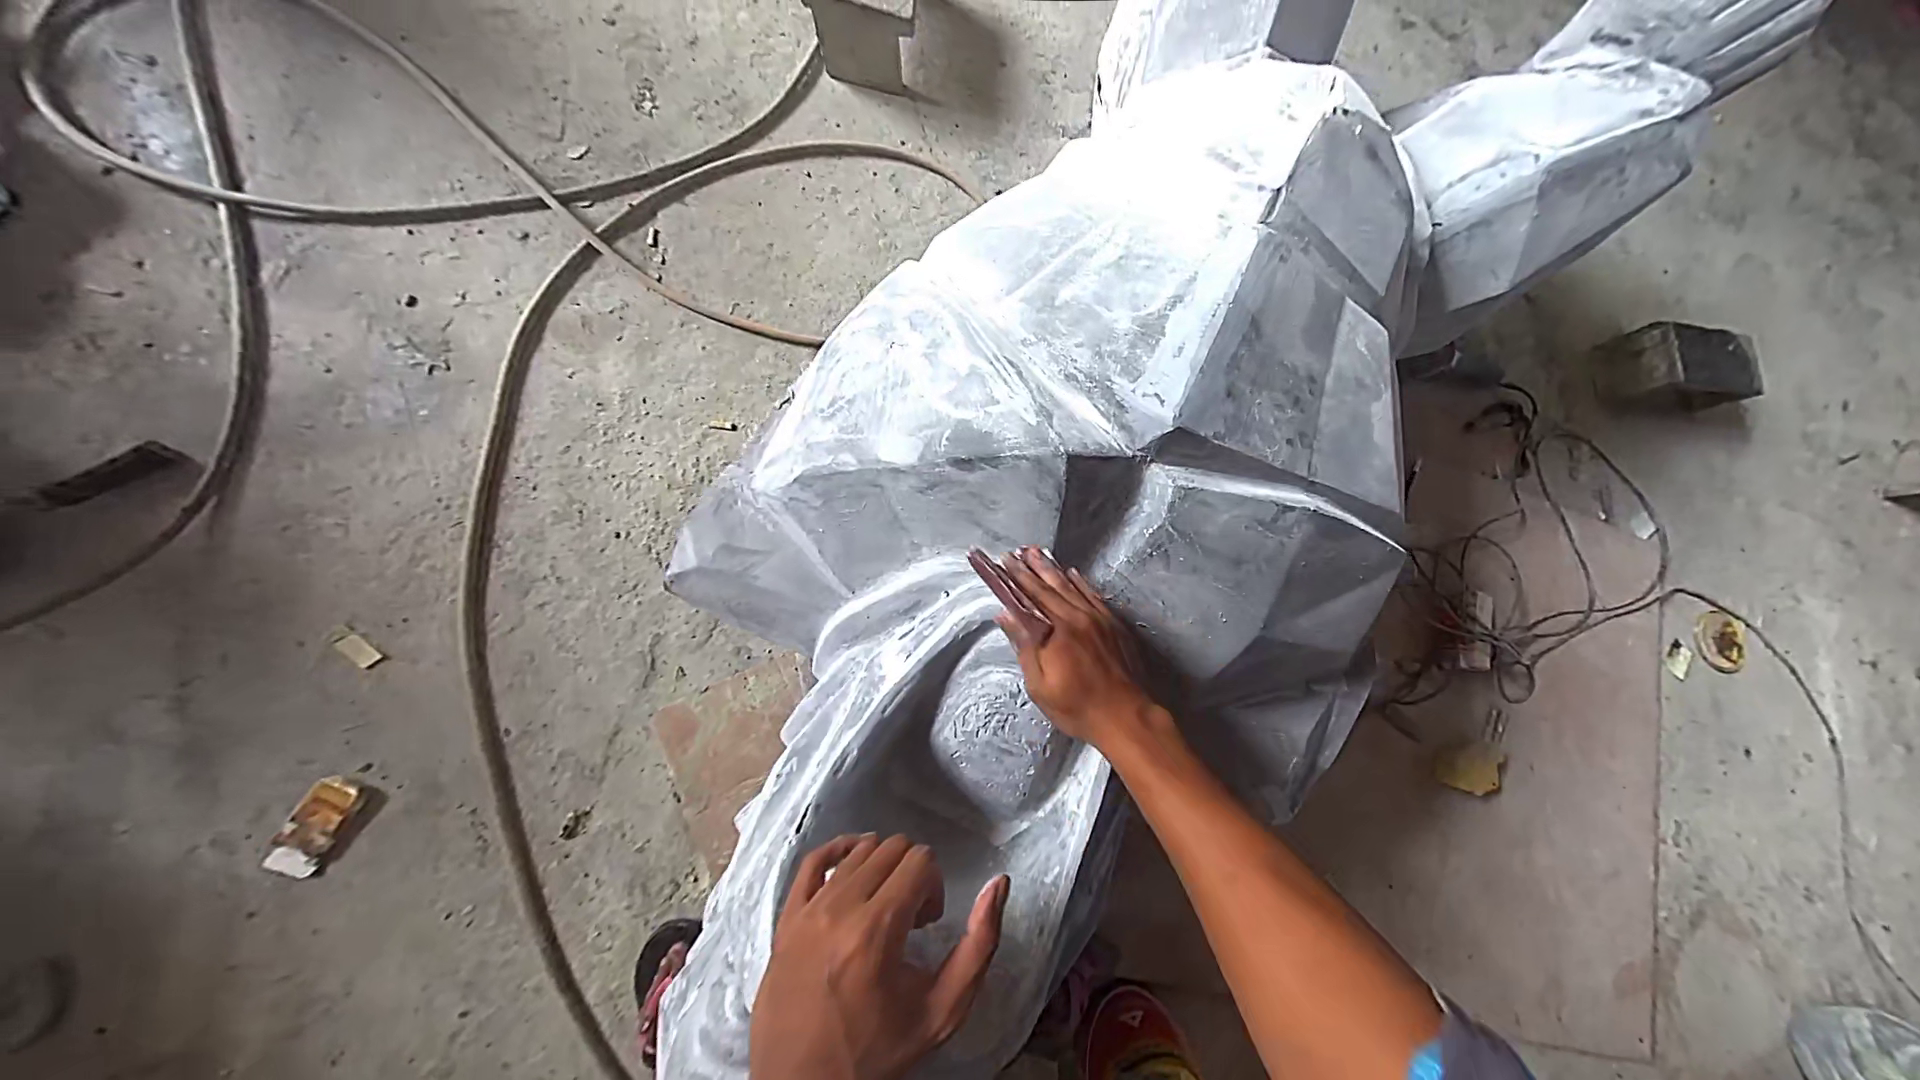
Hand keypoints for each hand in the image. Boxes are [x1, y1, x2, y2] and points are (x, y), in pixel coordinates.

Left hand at [750, 834, 1009, 1079]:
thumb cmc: (876, 1050)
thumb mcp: (942, 1010)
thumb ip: (980, 944)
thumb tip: (999, 884)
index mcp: (878, 930)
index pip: (920, 860)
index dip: (934, 884)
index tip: (928, 921)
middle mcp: (840, 908)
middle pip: (891, 848)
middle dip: (912, 873)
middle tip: (910, 916)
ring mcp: (808, 909)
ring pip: (858, 849)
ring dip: (881, 866)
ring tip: (882, 905)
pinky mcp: (787, 916)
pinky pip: (813, 859)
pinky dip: (839, 852)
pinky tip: (852, 869)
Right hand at [970, 546, 1166, 750]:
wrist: (1127, 717)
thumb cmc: (1079, 707)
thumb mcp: (1040, 685)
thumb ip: (1024, 646)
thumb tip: (1007, 616)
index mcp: (1056, 631)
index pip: (1028, 597)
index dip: (1013, 578)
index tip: (1000, 563)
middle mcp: (1077, 618)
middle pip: (1048, 587)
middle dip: (1028, 568)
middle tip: (1014, 553)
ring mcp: (1098, 619)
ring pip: (1070, 586)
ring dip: (1051, 568)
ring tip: (1036, 553)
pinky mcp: (1114, 625)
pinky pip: (1093, 595)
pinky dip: (1080, 582)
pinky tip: (1072, 572)